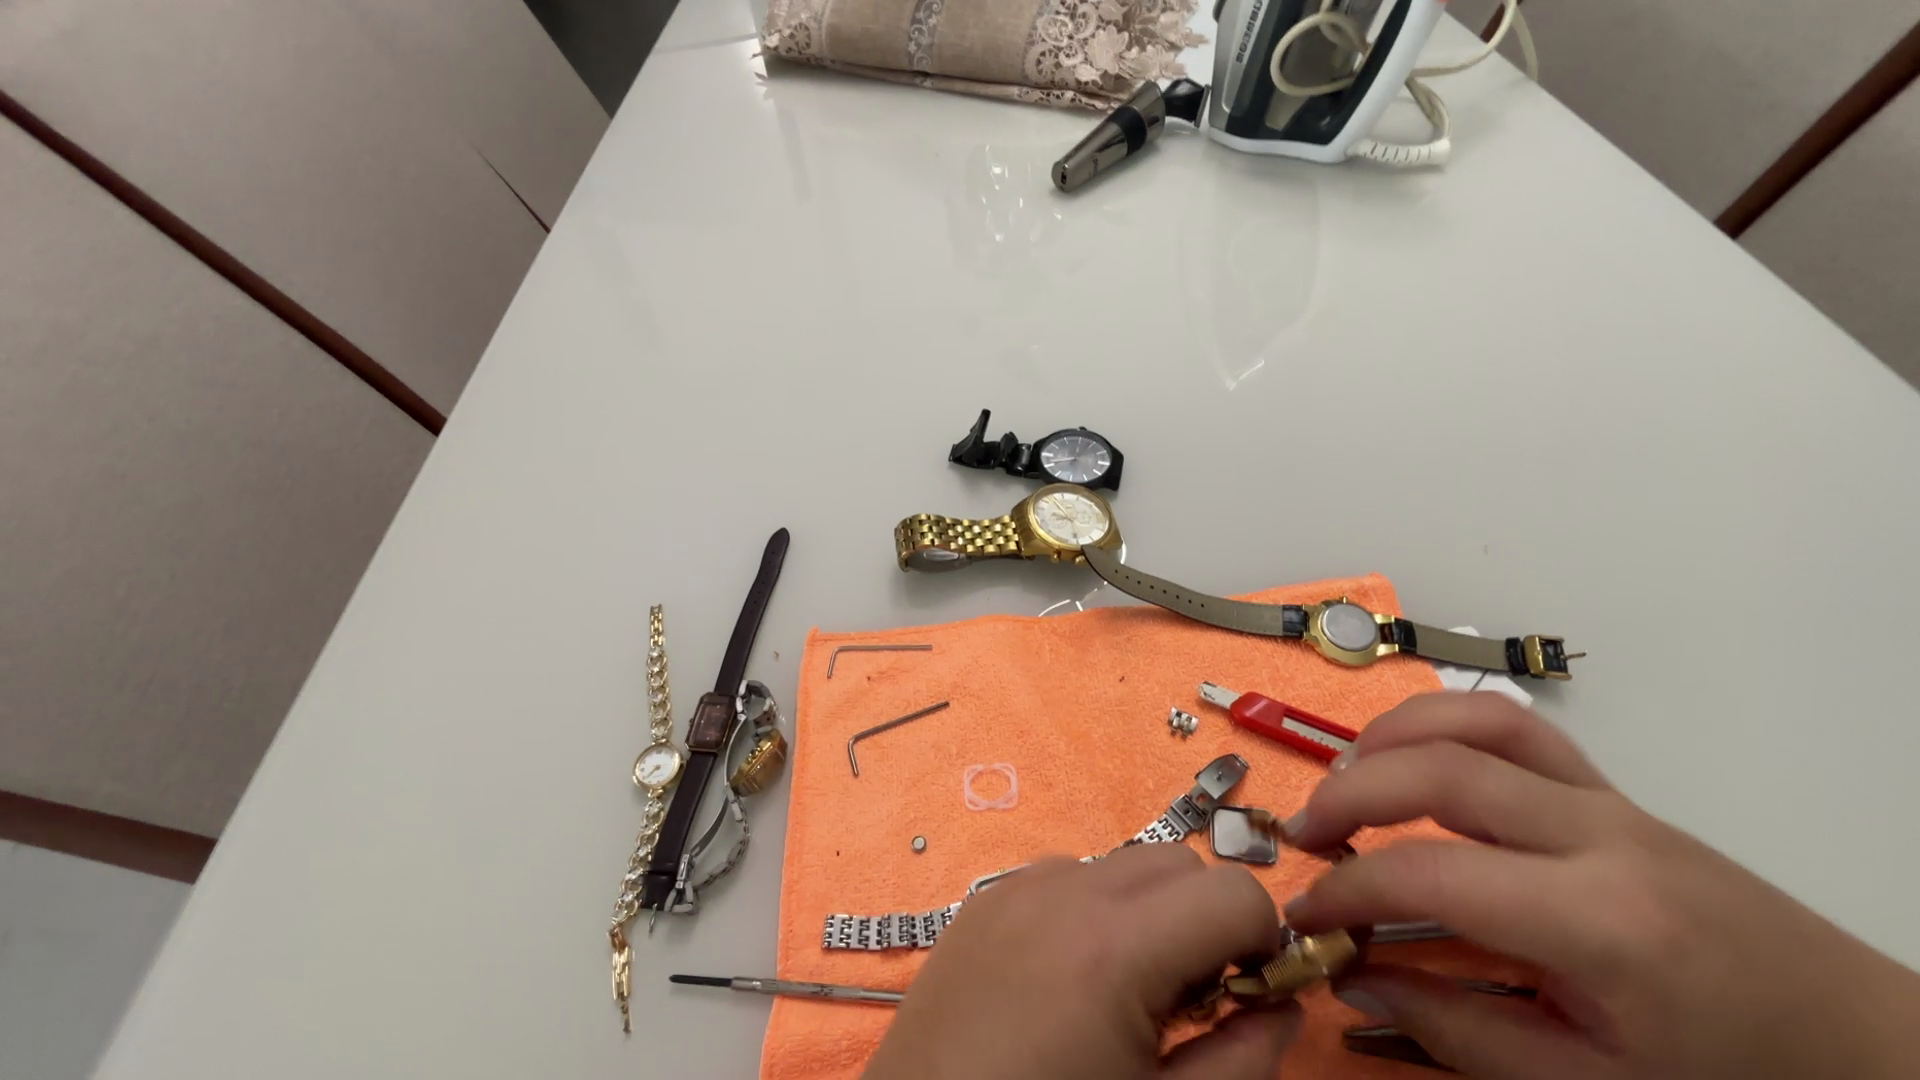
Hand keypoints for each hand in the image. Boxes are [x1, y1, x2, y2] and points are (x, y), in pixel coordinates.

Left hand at [863, 845, 1301, 1079]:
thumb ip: (1244, 1056)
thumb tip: (1283, 1000)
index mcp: (1115, 948)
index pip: (1235, 891)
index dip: (1262, 941)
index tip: (1248, 993)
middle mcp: (1063, 893)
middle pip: (1178, 864)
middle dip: (1204, 920)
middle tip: (1188, 998)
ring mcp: (1013, 889)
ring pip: (1121, 864)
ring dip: (1146, 912)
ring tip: (1123, 990)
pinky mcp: (981, 902)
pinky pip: (1063, 877)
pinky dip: (1089, 910)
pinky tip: (1066, 978)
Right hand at [1281, 692, 1919, 1079]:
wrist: (1869, 1048)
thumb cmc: (1728, 1077)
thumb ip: (1457, 1029)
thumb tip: (1354, 979)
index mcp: (1599, 922)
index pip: (1429, 874)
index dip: (1347, 890)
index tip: (1304, 913)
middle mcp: (1599, 835)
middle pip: (1441, 769)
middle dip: (1348, 793)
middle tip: (1303, 834)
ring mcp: (1610, 799)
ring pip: (1479, 719)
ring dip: (1391, 736)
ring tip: (1345, 776)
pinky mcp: (1613, 789)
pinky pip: (1518, 724)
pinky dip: (1446, 721)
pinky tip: (1412, 757)